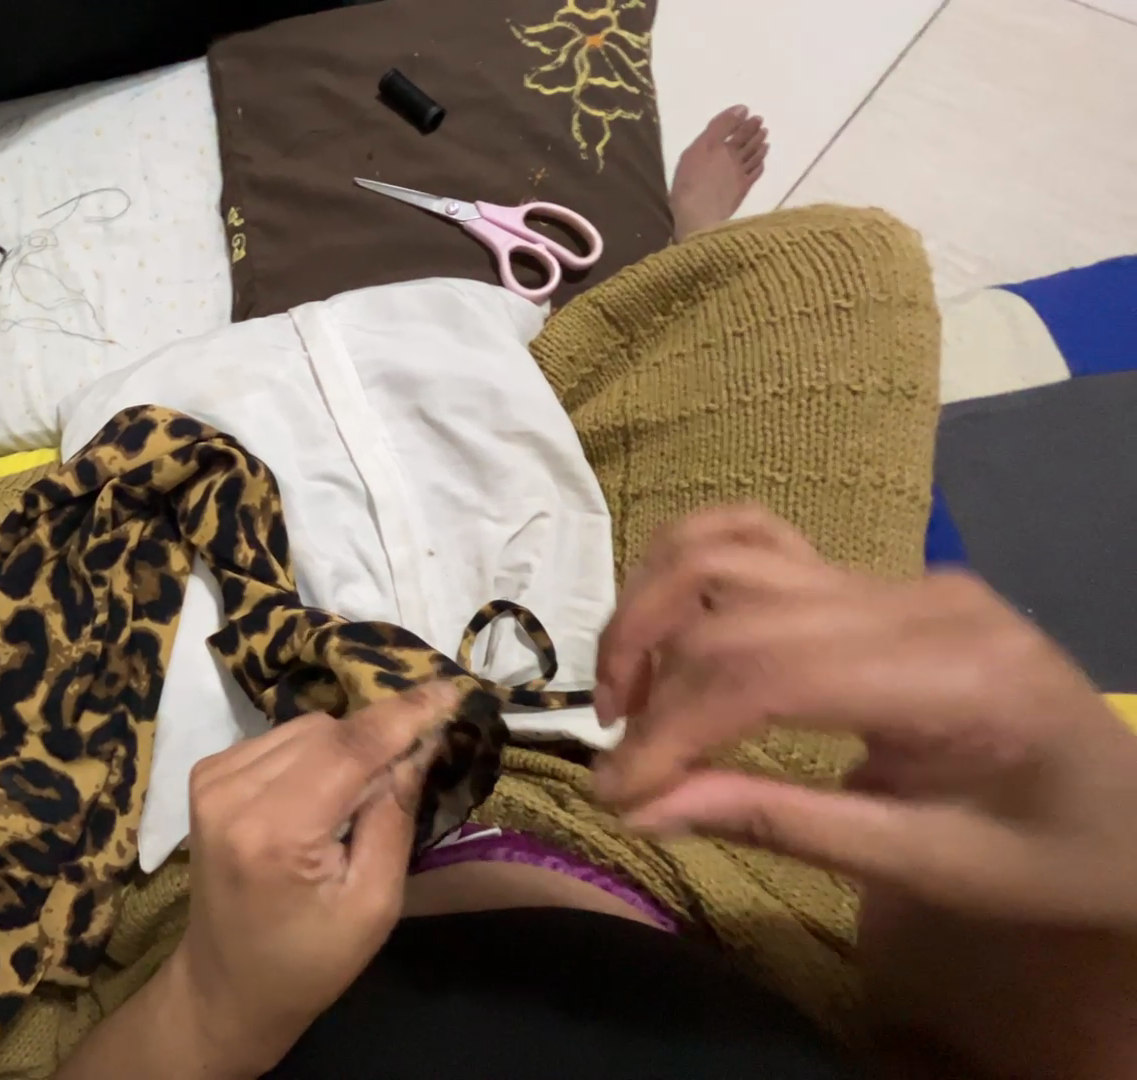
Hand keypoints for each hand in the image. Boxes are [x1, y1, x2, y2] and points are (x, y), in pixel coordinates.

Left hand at [165, 683, 457, 1075]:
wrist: (226, 982)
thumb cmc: (309, 960)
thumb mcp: (373, 903)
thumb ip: (392, 815)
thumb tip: (416, 745)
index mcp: (275, 830)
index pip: (349, 748)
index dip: (402, 714)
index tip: (448, 689)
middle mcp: (232, 790)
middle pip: (326, 731)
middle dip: (373, 743)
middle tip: (400, 779)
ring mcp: (211, 777)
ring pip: (301, 728)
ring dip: (339, 749)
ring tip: (347, 804)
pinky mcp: (204, 774)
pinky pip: (275, 739)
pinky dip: (307, 756)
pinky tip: (312, 798)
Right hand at [590, 505, 1136, 926]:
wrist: (1135, 810)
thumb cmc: (1054, 853)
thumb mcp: (928, 867)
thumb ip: (773, 824)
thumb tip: (634, 807)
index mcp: (957, 676)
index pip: (760, 677)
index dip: (668, 731)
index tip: (614, 791)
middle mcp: (912, 601)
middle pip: (721, 618)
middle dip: (641, 683)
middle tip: (618, 757)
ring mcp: (883, 573)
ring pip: (714, 554)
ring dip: (641, 617)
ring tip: (627, 688)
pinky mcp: (856, 571)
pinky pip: (742, 534)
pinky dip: (677, 568)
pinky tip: (662, 623)